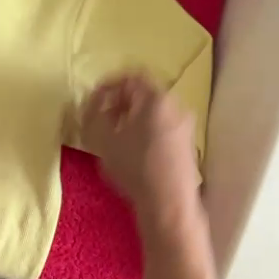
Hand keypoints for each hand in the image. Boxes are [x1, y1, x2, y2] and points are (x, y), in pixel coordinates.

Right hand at [82, 73, 199, 217]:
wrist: (168, 201)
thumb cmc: (133, 167)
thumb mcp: (102, 140)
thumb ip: (93, 115)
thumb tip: (91, 103)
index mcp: (155, 99)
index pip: (131, 77)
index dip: (109, 84)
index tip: (93, 98)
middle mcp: (175, 105)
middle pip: (144, 93)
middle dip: (120, 102)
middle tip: (101, 117)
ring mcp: (185, 124)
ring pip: (154, 110)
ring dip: (132, 117)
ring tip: (115, 136)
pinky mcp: (187, 143)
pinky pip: (162, 125)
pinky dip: (145, 129)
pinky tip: (133, 149)